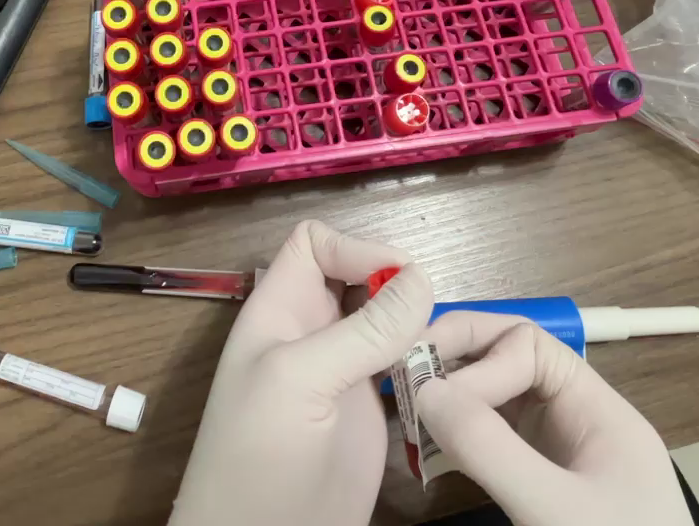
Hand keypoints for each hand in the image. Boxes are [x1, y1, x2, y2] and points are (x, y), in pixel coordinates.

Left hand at [169, 221, 433, 525]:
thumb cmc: (259, 454)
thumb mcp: (299, 380)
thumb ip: (360, 330)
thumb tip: (421, 276)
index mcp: (280, 309)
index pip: (315, 245)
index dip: (354, 248)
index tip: (397, 278)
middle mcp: (310, 330)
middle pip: (352, 275)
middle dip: (389, 279)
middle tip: (426, 309)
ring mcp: (339, 368)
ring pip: (379, 317)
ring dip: (409, 318)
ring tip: (436, 339)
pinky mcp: (366, 406)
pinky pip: (396, 360)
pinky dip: (420, 356)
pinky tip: (438, 370)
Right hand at [413, 312, 690, 525]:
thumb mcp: (556, 511)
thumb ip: (492, 448)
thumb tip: (424, 390)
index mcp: (598, 410)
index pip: (527, 346)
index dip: (478, 358)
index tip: (438, 393)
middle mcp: (577, 419)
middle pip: (508, 361)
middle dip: (455, 364)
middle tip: (404, 376)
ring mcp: (558, 453)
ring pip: (495, 399)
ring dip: (450, 400)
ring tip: (409, 411)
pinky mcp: (540, 485)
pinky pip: (492, 440)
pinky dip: (458, 438)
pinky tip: (430, 450)